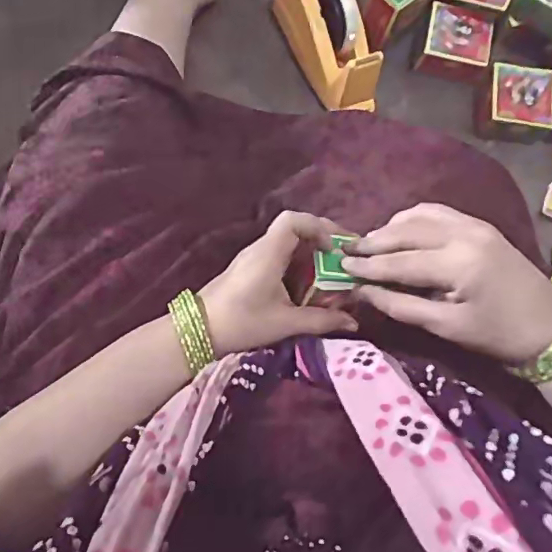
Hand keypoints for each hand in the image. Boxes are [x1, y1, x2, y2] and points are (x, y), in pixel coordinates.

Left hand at [199, 211, 358, 355]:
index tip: (334, 250)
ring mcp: (252, 258)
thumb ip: (321, 320)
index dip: (319, 228)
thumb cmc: (242, 323)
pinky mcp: (248, 270)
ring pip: (286, 243)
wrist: (198, 331)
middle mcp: (260, 249)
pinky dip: (296, 264)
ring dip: (310, 253)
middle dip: (321, 239)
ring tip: (330, 273)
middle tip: (342, 259)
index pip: (294, 220)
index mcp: (268, 253)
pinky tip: (307, 285)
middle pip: (294, 228)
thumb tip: (352, 323)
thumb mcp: (285, 323)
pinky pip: (277, 256)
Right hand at [341, 203, 551, 363]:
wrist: (550, 328)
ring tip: (370, 244)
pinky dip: (413, 220)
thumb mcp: (445, 327)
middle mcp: (465, 234)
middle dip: (373, 241)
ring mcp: (475, 225)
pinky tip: (399, 232)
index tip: (340, 266)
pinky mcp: (480, 225)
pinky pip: (438, 212)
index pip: (400, 260)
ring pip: (420, 216)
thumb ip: (400, 306)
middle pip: (406, 231)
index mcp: (459, 263)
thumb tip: (362, 291)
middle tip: (346, 251)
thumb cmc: (496, 334)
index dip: (367, 264)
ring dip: (391, 228)